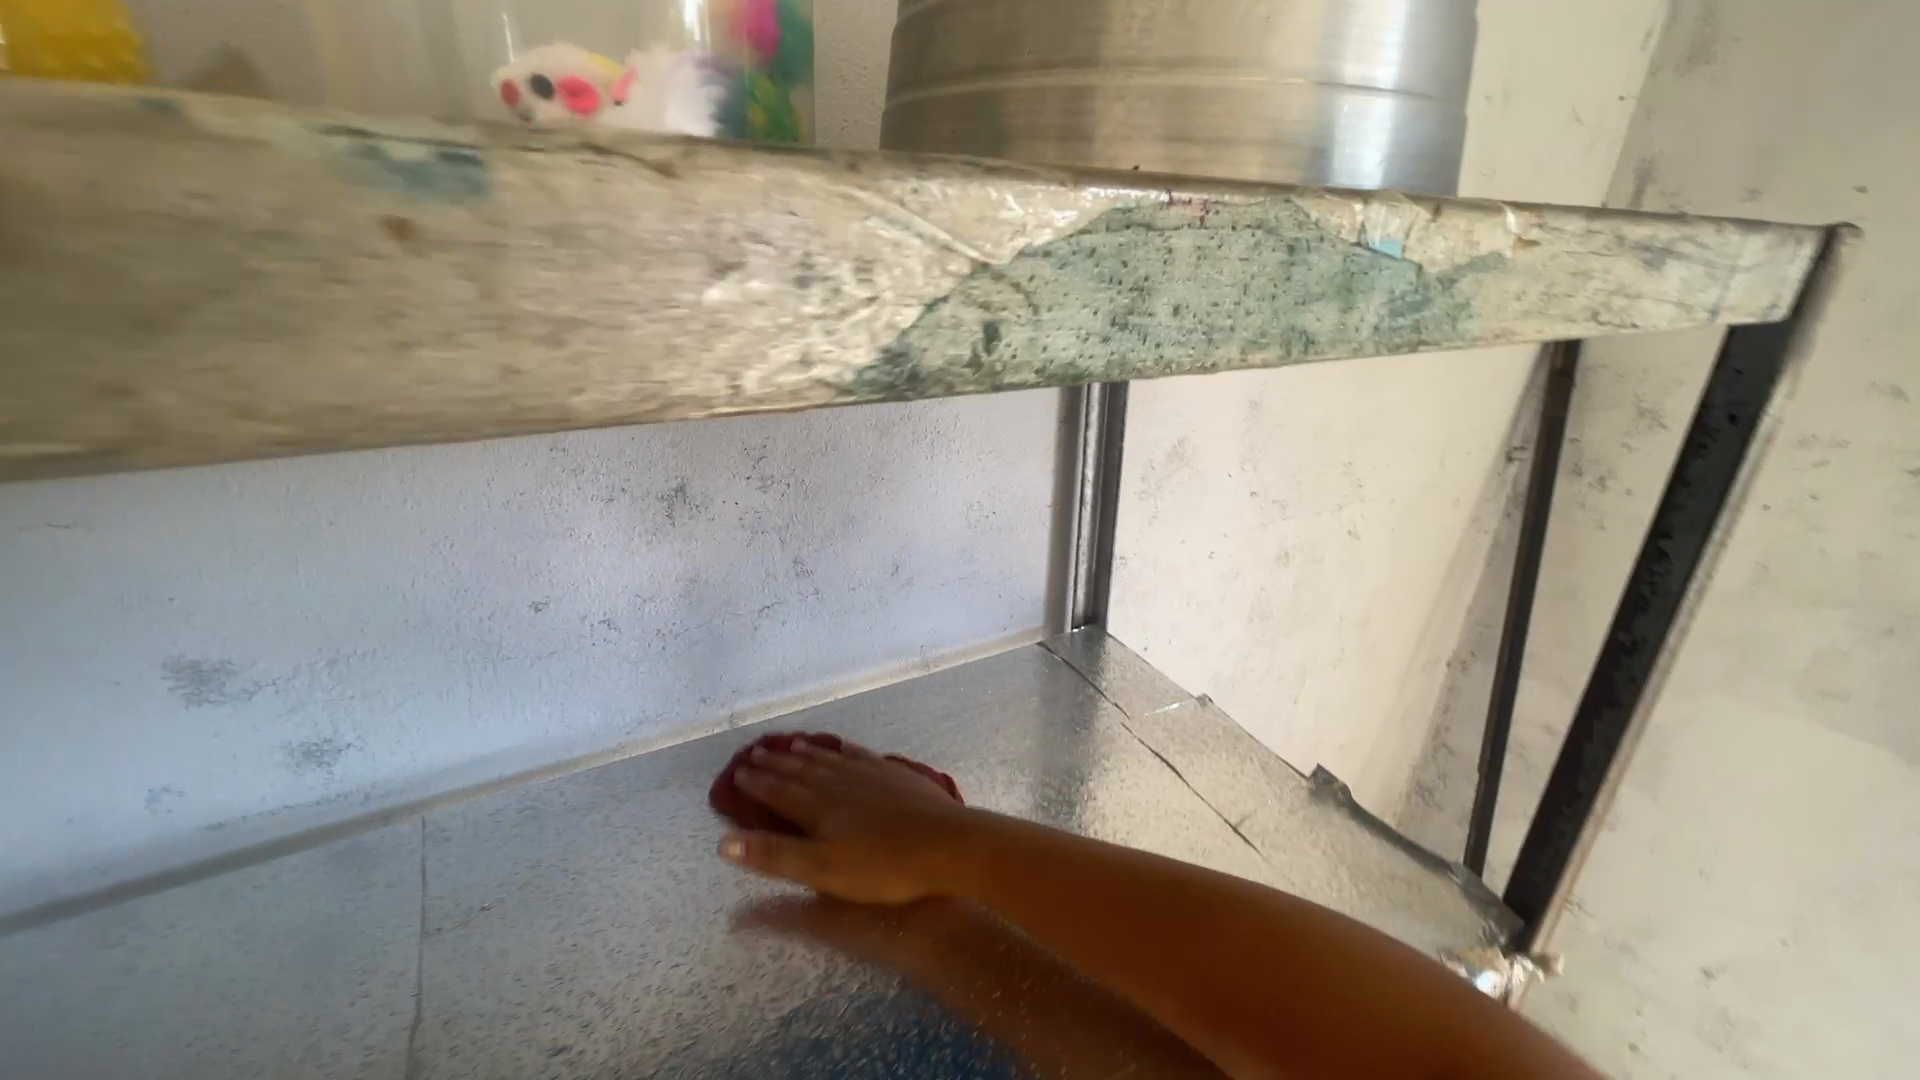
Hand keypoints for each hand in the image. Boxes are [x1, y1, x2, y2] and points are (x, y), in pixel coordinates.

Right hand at [718, 736, 978, 903]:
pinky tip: (845, 748)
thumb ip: (774, 856)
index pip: (780, 793)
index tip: (739, 772)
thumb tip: (723, 842)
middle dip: (776, 765)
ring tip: (792, 745)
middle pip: (802, 772)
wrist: (946, 844)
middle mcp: (840, 785)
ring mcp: (871, 777)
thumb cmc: (881, 867)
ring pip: (831, 761)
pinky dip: (847, 751)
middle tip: (755, 752)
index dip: (758, 784)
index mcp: (819, 809)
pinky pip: (863, 757)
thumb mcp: (821, 871)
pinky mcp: (897, 777)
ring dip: (808, 754)